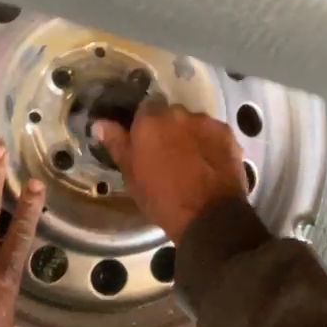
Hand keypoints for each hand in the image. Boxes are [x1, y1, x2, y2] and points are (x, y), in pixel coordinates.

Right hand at [92, 101, 247, 242]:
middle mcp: (177, 113)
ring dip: (190, 135)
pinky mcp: (227, 133)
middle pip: (170, 114)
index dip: (144, 126)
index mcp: (149, 121)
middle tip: (168, 154)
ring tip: (192, 161)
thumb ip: (117, 144)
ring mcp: (205, 122)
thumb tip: (99, 124)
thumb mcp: (132, 175)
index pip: (144, 109)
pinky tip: (210, 163)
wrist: (209, 217)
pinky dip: (210, 143)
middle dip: (168, 129)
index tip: (145, 143)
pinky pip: (213, 133)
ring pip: (193, 123)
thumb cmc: (162, 199)